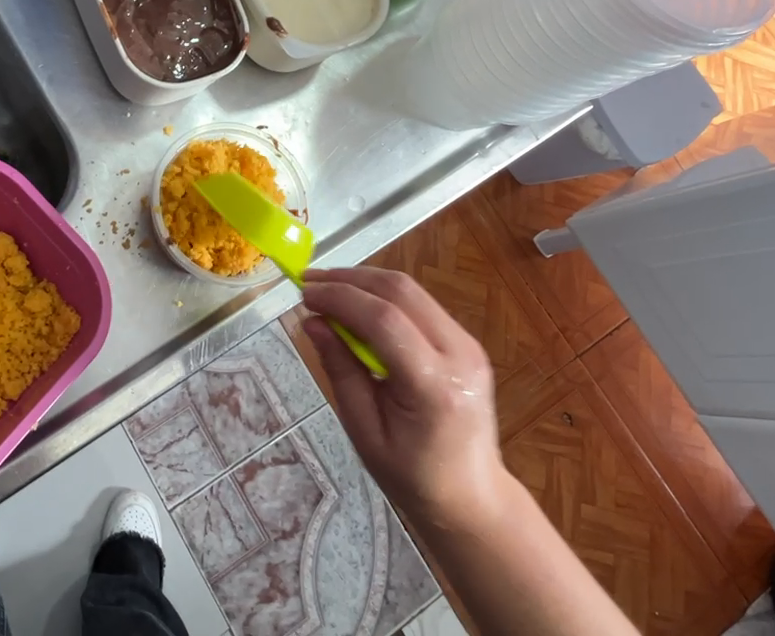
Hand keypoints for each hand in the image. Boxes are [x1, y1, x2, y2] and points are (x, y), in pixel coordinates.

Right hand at [300, 267, 509, 529]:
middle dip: (349, 279)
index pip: (384, 320)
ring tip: (326, 290)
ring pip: (410, 290)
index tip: (303, 293)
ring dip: (364, 281)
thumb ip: (341, 371)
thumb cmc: (411, 475)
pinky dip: (382, 295)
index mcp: (435, 387)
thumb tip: (312, 322)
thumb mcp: (364, 431)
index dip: (339, 298)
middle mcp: (459, 355)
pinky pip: (419, 303)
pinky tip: (355, 305)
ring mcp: (468, 344)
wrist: (472, 495)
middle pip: (400, 292)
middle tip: (308, 283)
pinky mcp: (466, 341)